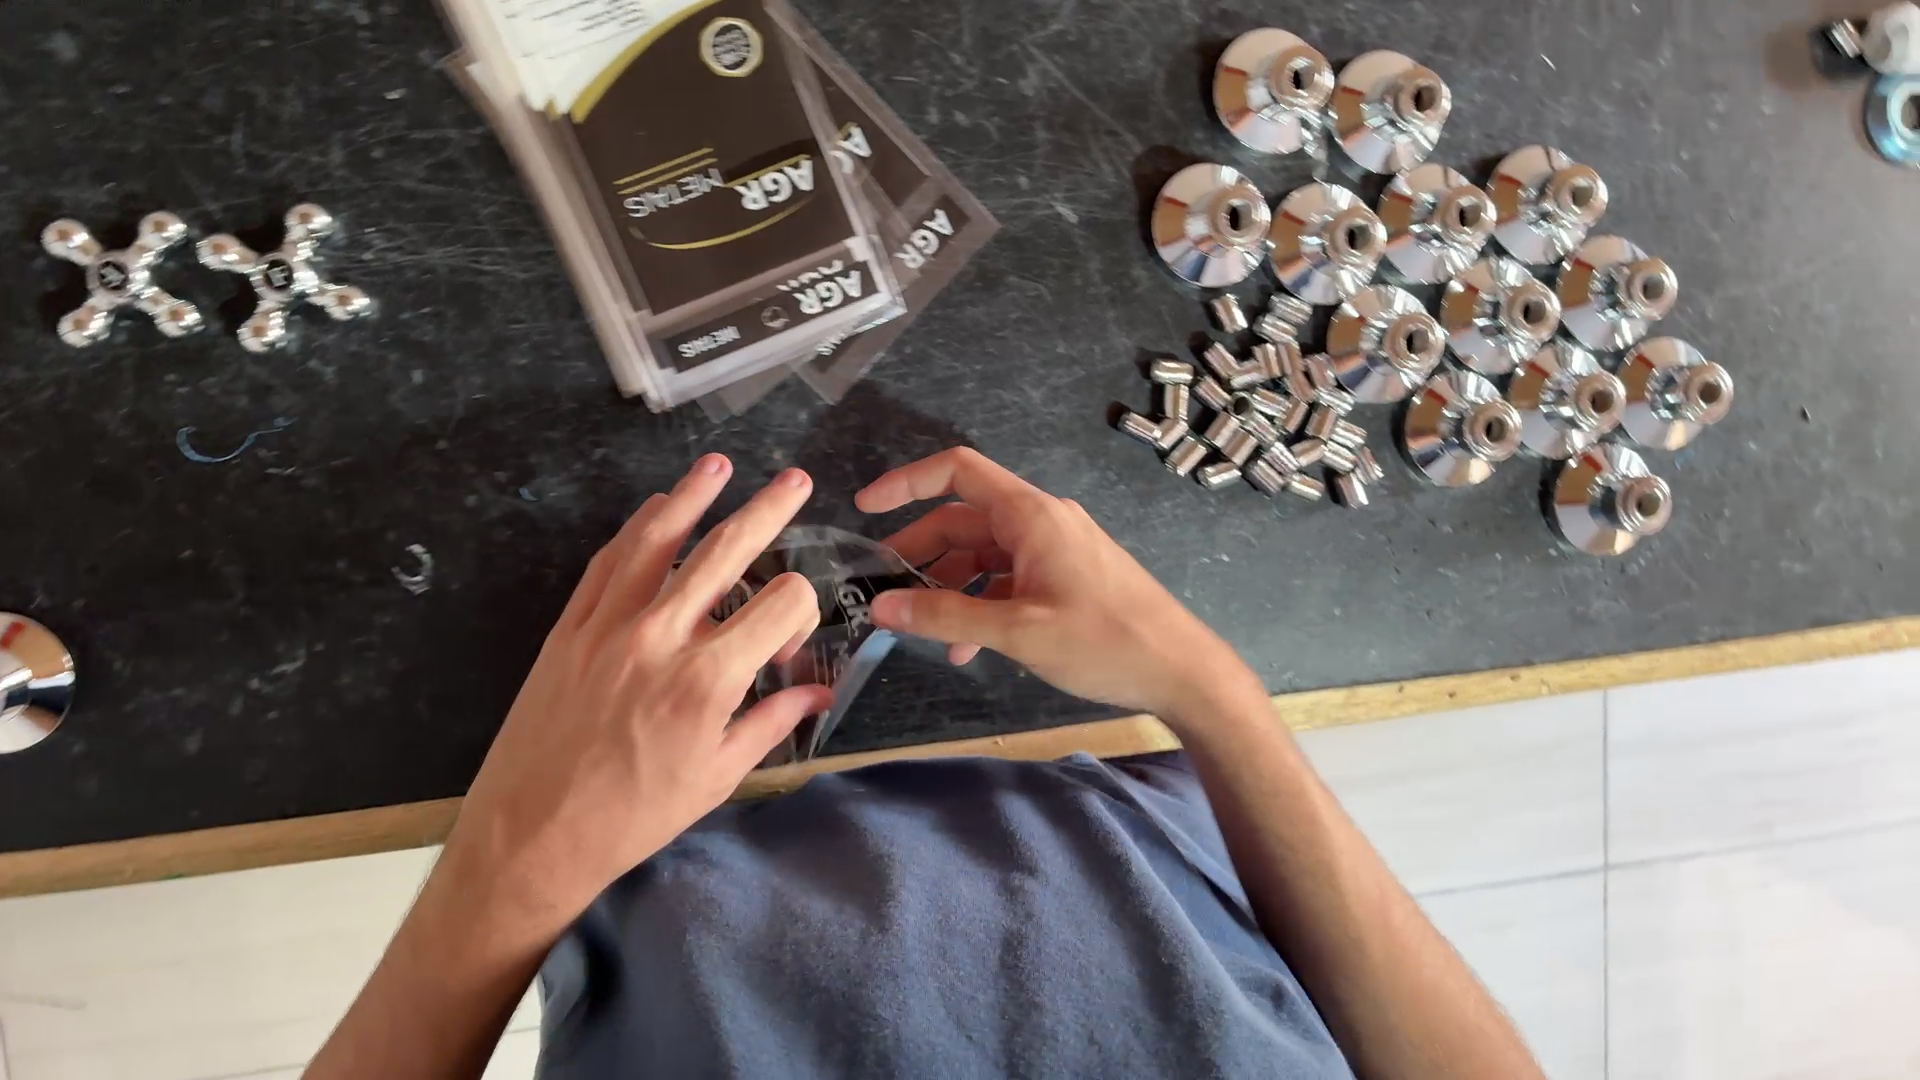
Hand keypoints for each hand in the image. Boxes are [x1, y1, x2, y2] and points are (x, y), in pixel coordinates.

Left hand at [444, 455, 834, 926]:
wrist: (530, 837)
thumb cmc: (636, 815)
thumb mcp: (719, 776)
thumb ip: (773, 721)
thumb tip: (819, 694)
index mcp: (710, 678)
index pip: (781, 603)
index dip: (801, 613)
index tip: (787, 649)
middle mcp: (664, 637)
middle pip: (728, 551)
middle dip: (770, 510)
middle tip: (796, 479)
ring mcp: (610, 625)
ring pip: (660, 539)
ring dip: (695, 495)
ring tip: (720, 465)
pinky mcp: (570, 627)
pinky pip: (608, 561)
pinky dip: (637, 527)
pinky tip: (657, 506)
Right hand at [856, 447, 1263, 725]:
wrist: (1182, 671)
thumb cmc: (1103, 643)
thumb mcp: (1018, 631)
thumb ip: (947, 616)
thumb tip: (882, 607)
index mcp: (1031, 515)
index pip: (958, 471)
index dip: (907, 482)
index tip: (866, 509)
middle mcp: (1041, 521)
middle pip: (965, 520)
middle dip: (921, 551)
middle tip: (883, 588)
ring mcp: (1056, 549)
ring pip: (985, 554)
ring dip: (951, 586)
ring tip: (922, 628)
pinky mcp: (1065, 577)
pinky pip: (1009, 578)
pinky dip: (982, 602)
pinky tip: (966, 647)